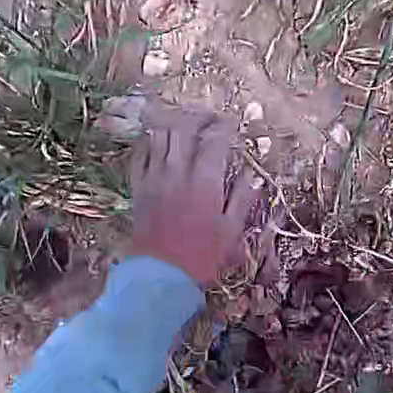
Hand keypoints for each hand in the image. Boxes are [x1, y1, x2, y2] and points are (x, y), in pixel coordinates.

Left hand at [128, 109, 256, 286]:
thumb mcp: (231, 232)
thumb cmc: (202, 257)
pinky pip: (141, 155)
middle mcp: (177, 173)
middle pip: (184, 130)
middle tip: (209, 117)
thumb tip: (253, 176)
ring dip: (174, 125)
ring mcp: (154, 178)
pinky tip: (158, 142)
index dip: (224, 128)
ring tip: (185, 124)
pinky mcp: (139, 188)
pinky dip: (150, 143)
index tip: (231, 124)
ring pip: (160, 137)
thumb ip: (242, 199)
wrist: (160, 276)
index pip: (214, 141)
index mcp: (204, 183)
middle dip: (198, 118)